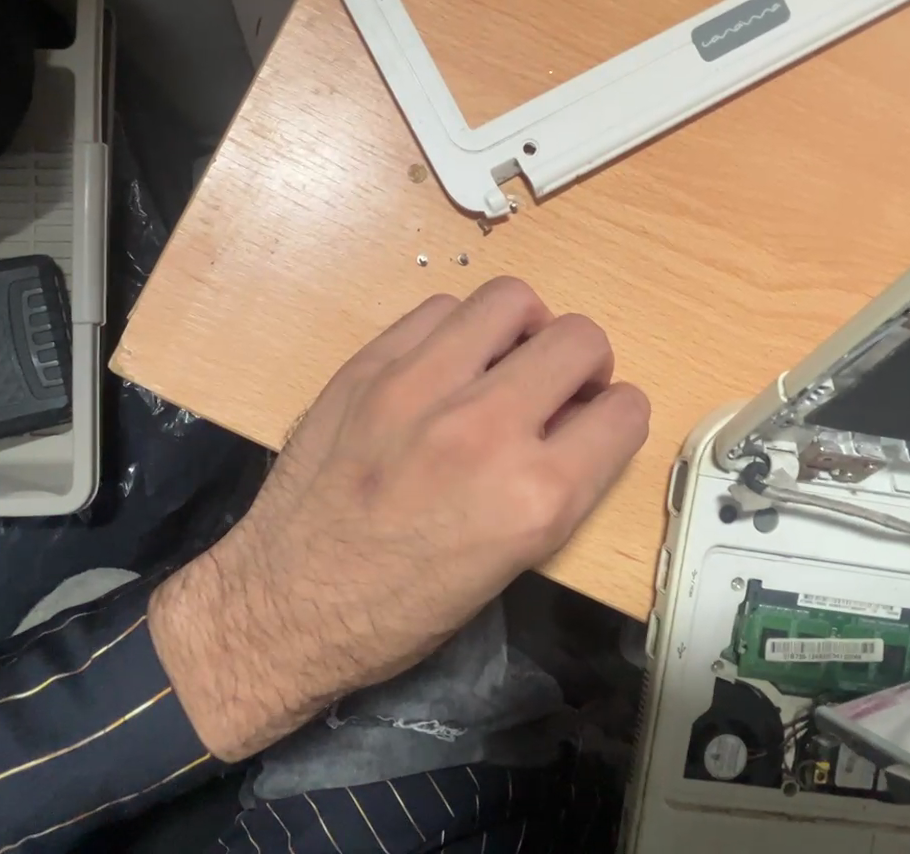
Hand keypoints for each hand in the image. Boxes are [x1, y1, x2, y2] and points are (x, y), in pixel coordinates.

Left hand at [148, 277, 650, 760]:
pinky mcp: (368, 367)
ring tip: (502, 361)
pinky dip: (457, 331)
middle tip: (556, 386)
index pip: (624, 411)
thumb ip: (558, 479)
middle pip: (579, 339)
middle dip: (584, 362)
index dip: (617, 414)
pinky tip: (444, 364)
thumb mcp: (511, 562)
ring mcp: (419, 387)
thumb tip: (576, 413)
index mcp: (534, 497)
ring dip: (523, 328)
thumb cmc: (404, 608)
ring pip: (510, 299)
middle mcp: (484, 428)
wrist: (286, 602)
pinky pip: (439, 310)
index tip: (597, 419)